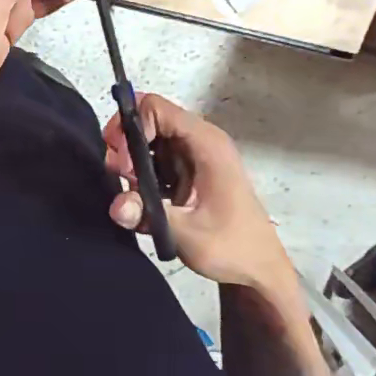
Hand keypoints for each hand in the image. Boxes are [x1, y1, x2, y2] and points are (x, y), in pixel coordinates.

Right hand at [103, 94, 293, 291]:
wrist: (258, 268)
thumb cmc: (232, 247)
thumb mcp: (187, 233)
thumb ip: (148, 215)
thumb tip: (116, 205)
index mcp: (206, 143)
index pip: (156, 108)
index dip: (132, 129)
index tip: (124, 165)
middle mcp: (199, 141)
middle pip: (148, 120)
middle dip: (125, 145)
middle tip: (122, 179)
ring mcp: (193, 156)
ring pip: (149, 140)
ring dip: (131, 162)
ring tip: (132, 194)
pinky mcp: (187, 172)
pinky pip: (155, 159)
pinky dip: (142, 174)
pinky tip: (142, 200)